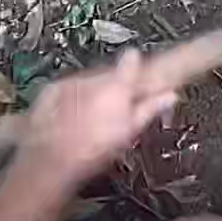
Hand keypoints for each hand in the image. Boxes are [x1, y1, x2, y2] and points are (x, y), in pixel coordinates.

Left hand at [8, 50, 176, 191]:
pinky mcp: (53, 89)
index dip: (137, 65)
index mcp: (118, 85)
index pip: (133, 60)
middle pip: (110, 73)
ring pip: (90, 80)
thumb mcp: (129, 131)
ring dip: (95, 91)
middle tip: (117, 108)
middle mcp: (95, 77)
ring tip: (93, 117)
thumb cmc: (95, 149)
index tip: (139, 77)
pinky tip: (74, 115)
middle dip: (115, 85)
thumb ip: (149, 108)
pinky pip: (70, 87)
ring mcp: (72, 82)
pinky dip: (75, 96)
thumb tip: (170, 95)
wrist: (51, 160)